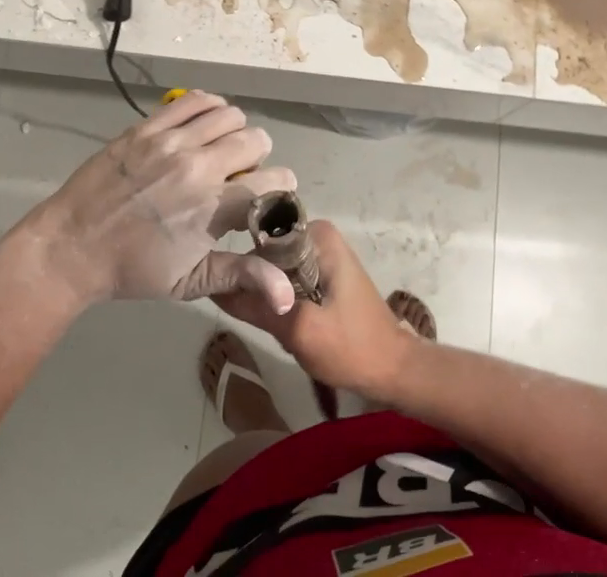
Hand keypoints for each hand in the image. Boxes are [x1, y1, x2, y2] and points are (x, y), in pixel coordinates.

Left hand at [15, 91, 298, 312]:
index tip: (265, 200)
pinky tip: (201, 130)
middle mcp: (197, 167)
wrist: (71, 246)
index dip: (279, 190)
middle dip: (258, 159)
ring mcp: (170, 142)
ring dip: (234, 132)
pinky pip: (195, 100)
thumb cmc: (133, 270)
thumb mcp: (190, 282)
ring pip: (230, 114)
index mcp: (212, 208)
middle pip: (256, 140)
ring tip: (219, 152)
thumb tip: (288, 296)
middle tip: (239, 176)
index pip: (275, 181)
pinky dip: (209, 109)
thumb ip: (243, 277)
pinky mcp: (147, 127)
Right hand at [214, 220, 417, 397]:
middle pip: (265, 258)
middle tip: (267, 321)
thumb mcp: (299, 330)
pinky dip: (281, 306)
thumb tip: (214, 288)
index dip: (242, 271)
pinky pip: (285, 284)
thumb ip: (256, 307)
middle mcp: (317, 237)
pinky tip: (288, 328)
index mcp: (316, 236)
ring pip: (273, 275)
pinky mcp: (321, 277)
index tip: (235, 299)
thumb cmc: (352, 347)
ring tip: (279, 328)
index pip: (259, 241)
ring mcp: (320, 257)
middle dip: (259, 290)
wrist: (393, 370)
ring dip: (269, 302)